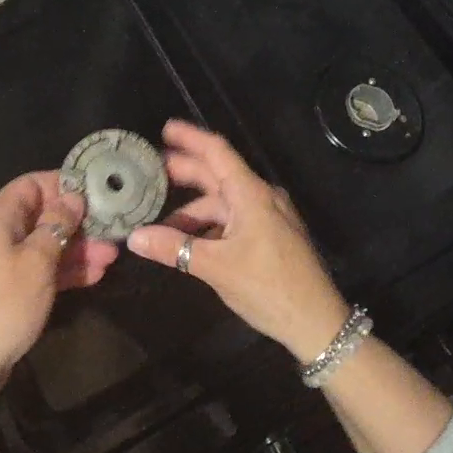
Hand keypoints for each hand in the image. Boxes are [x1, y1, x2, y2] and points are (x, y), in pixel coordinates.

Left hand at [0, 171, 119, 386]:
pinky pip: (37, 268)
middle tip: (110, 231)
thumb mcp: (37, 261)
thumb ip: (57, 226)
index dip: (62, 185)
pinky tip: (94, 275)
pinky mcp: (5, 287)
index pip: (30, 185)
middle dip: (76, 224)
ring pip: (42, 245)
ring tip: (111, 256)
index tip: (94, 192)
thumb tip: (72, 198)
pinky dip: (62, 270)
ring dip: (75, 249)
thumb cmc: (5, 302)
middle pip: (40, 217)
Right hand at [127, 120, 352, 363]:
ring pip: (223, 202)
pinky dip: (209, 225)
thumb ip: (174, 249)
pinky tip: (189, 241)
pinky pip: (233, 220)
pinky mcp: (270, 237)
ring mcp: (268, 218)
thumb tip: (135, 237)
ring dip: (193, 209)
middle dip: (185, 171)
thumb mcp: (216, 267)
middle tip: (151, 170)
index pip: (217, 152)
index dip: (190, 137)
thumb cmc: (269, 287)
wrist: (318, 324)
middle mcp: (260, 198)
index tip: (165, 129)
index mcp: (250, 194)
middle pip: (217, 174)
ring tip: (160, 218)